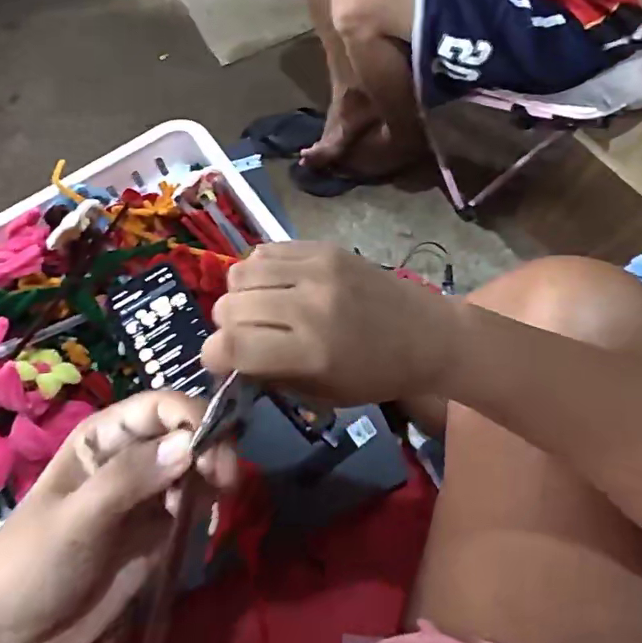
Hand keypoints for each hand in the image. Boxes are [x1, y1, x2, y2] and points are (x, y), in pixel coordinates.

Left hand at [0, 392, 237, 642]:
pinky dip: (210, 503)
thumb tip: (190, 443)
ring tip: (220, 500)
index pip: (159, 406)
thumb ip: (129, 479)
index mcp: (103, 436)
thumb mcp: (74, 520)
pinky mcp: (160, 526)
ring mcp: (148, 490)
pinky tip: (208, 521)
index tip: (213, 445)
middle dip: (211, 445)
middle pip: (186, 430)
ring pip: (197, 463)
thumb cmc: (29, 568)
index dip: (191, 415)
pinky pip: (196, 500)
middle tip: (225, 478)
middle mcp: (131, 453)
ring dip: (215, 473)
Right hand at [200, 241, 463, 405]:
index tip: (224, 360)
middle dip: (227, 326)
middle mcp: (309, 305)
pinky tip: (279, 285)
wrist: (427, 333)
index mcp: (310, 352)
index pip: (231, 345)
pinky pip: (266, 250)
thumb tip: (229, 358)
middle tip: (248, 335)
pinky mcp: (325, 248)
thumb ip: (271, 375)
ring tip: (262, 307)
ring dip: (241, 295)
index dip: (214, 356)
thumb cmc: (377, 375)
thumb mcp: (323, 394)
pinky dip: (261, 270)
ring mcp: (317, 270)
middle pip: (229, 305)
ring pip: (241, 272)